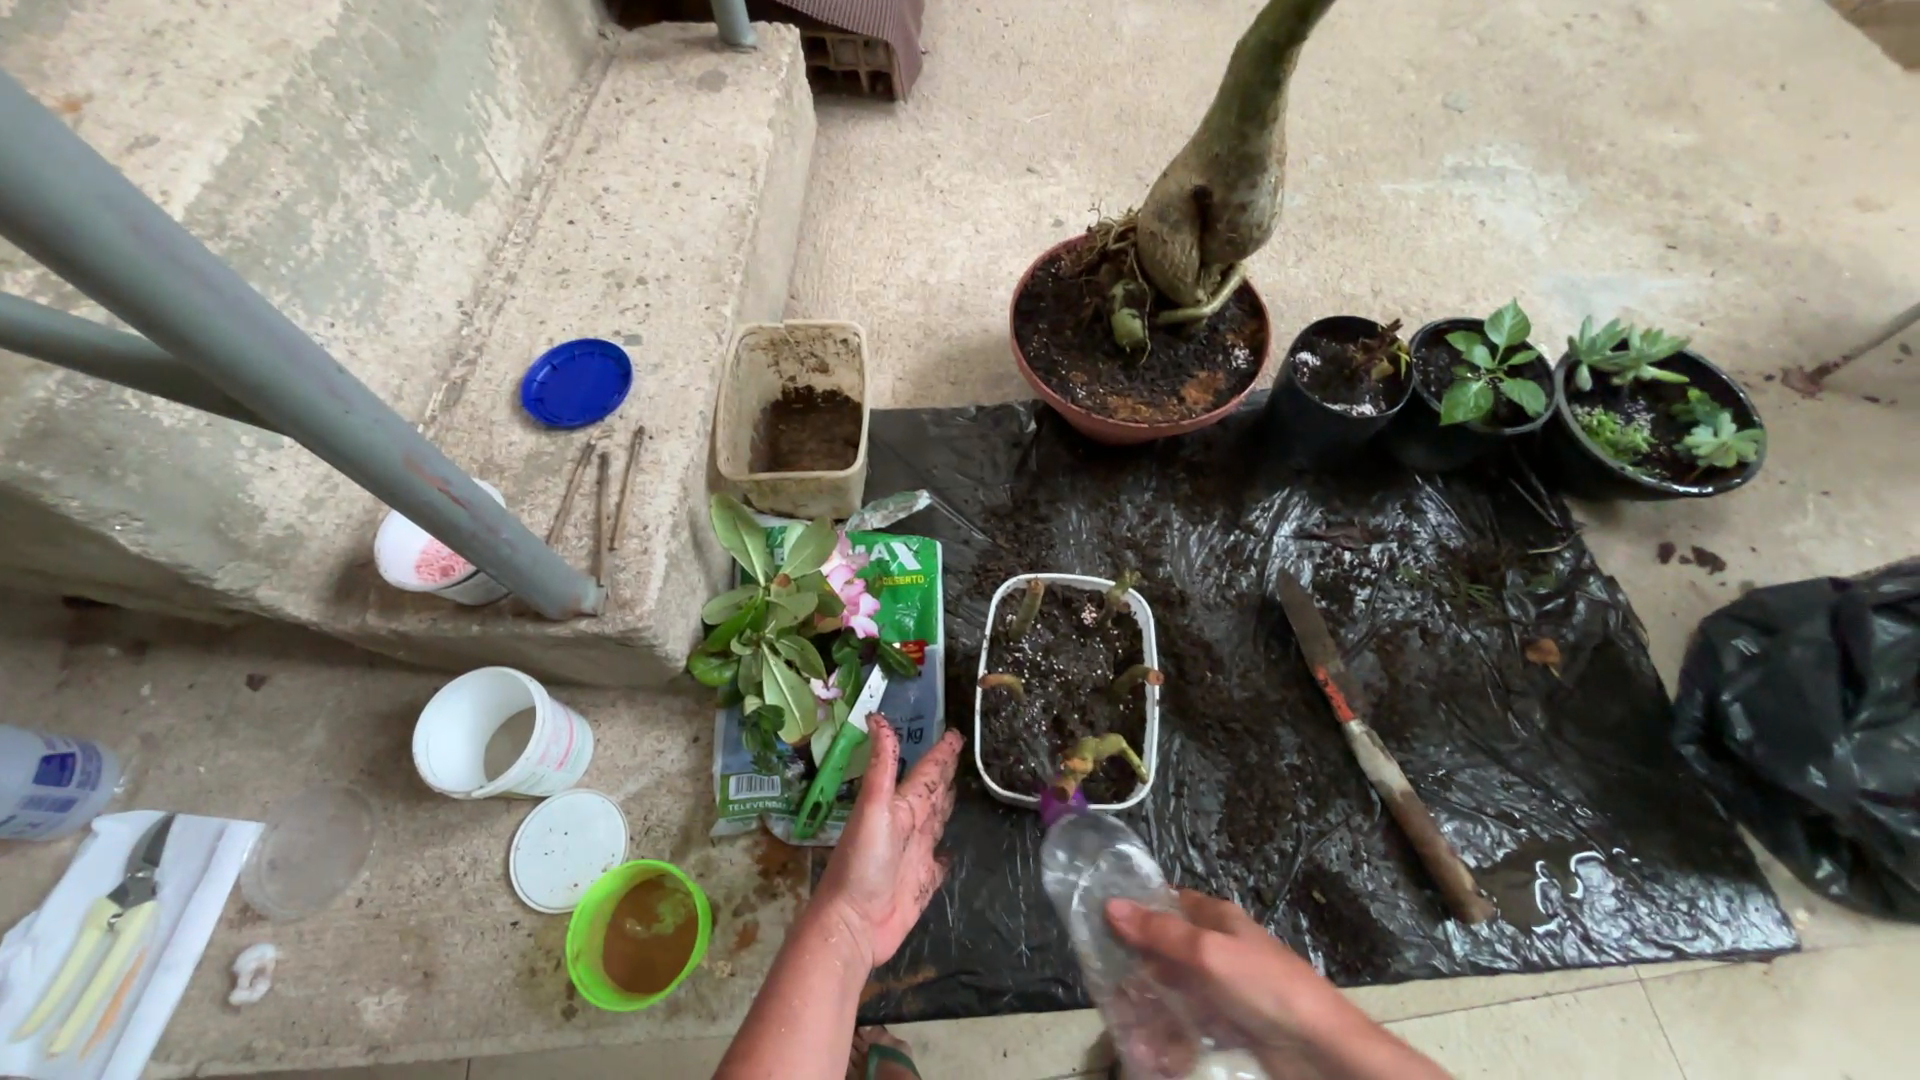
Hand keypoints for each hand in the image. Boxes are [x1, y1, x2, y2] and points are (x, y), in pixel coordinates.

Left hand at [812, 715, 963, 968]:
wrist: (854, 924)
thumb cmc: (861, 863)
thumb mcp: (872, 808)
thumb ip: (881, 766)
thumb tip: (877, 718)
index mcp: (899, 806)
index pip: (925, 773)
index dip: (940, 754)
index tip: (956, 734)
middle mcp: (909, 826)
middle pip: (932, 792)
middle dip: (944, 772)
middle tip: (960, 753)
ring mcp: (916, 854)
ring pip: (937, 821)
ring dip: (946, 803)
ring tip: (958, 786)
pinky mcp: (923, 882)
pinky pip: (942, 861)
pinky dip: (948, 851)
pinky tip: (953, 848)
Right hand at [1107, 890, 1321, 1048]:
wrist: (1321, 1051)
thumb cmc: (1263, 986)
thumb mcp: (1207, 952)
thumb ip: (1159, 932)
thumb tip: (1110, 904)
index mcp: (1218, 919)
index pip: (1171, 903)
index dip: (1140, 908)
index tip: (1101, 921)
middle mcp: (1219, 949)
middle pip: (1169, 949)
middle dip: (1137, 962)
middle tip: (1101, 977)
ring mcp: (1224, 991)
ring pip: (1176, 989)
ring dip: (1149, 1003)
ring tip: (1118, 1018)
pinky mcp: (1229, 1027)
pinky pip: (1190, 1024)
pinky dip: (1169, 1034)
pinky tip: (1146, 1046)